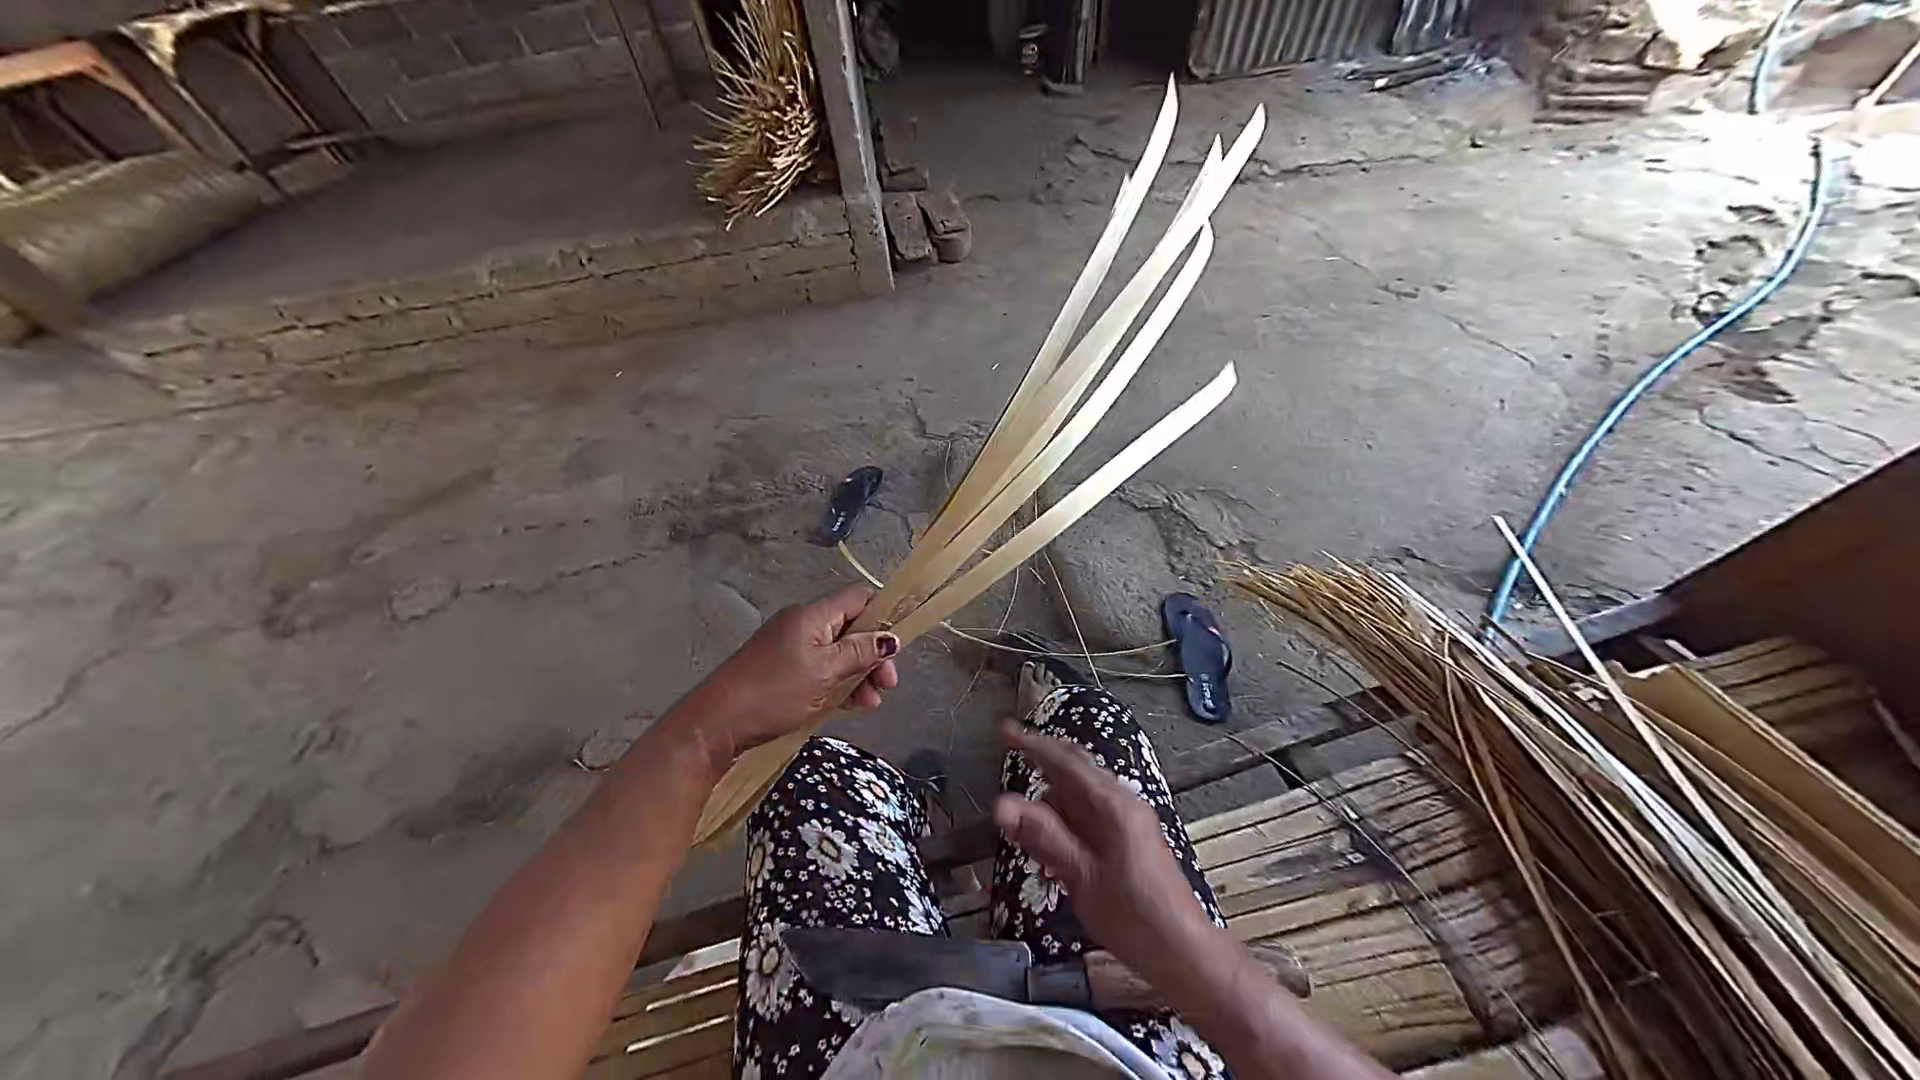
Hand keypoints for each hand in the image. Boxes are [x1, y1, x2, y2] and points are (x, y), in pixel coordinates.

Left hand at [671, 584, 899, 766]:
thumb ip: (861, 652)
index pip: (859, 598)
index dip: (883, 615)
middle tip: (887, 685)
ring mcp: (792, 647)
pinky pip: (821, 668)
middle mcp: (803, 624)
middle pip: (852, 628)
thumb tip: (892, 638)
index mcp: (813, 615)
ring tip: (869, 703)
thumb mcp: (826, 672)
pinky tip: (849, 705)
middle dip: (874, 654)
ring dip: (858, 674)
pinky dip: (838, 683)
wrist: (717, 722)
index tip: (896, 646)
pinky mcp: (783, 669)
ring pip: (838, 652)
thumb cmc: (775, 692)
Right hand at [992, 722, 1225, 989]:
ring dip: (1051, 802)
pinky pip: (1090, 812)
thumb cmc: (1135, 919)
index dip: (1031, 744)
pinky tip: (1055, 852)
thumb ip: (1044, 837)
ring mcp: (1128, 817)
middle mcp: (1122, 801)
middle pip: (1075, 769)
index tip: (1005, 731)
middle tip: (1010, 764)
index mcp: (1112, 806)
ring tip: (1030, 837)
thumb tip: (1002, 804)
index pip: (1064, 762)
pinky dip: (1067, 820)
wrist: (1184, 953)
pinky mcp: (1130, 835)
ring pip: (1080, 792)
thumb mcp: (1082, 878)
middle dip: (1041, 764)